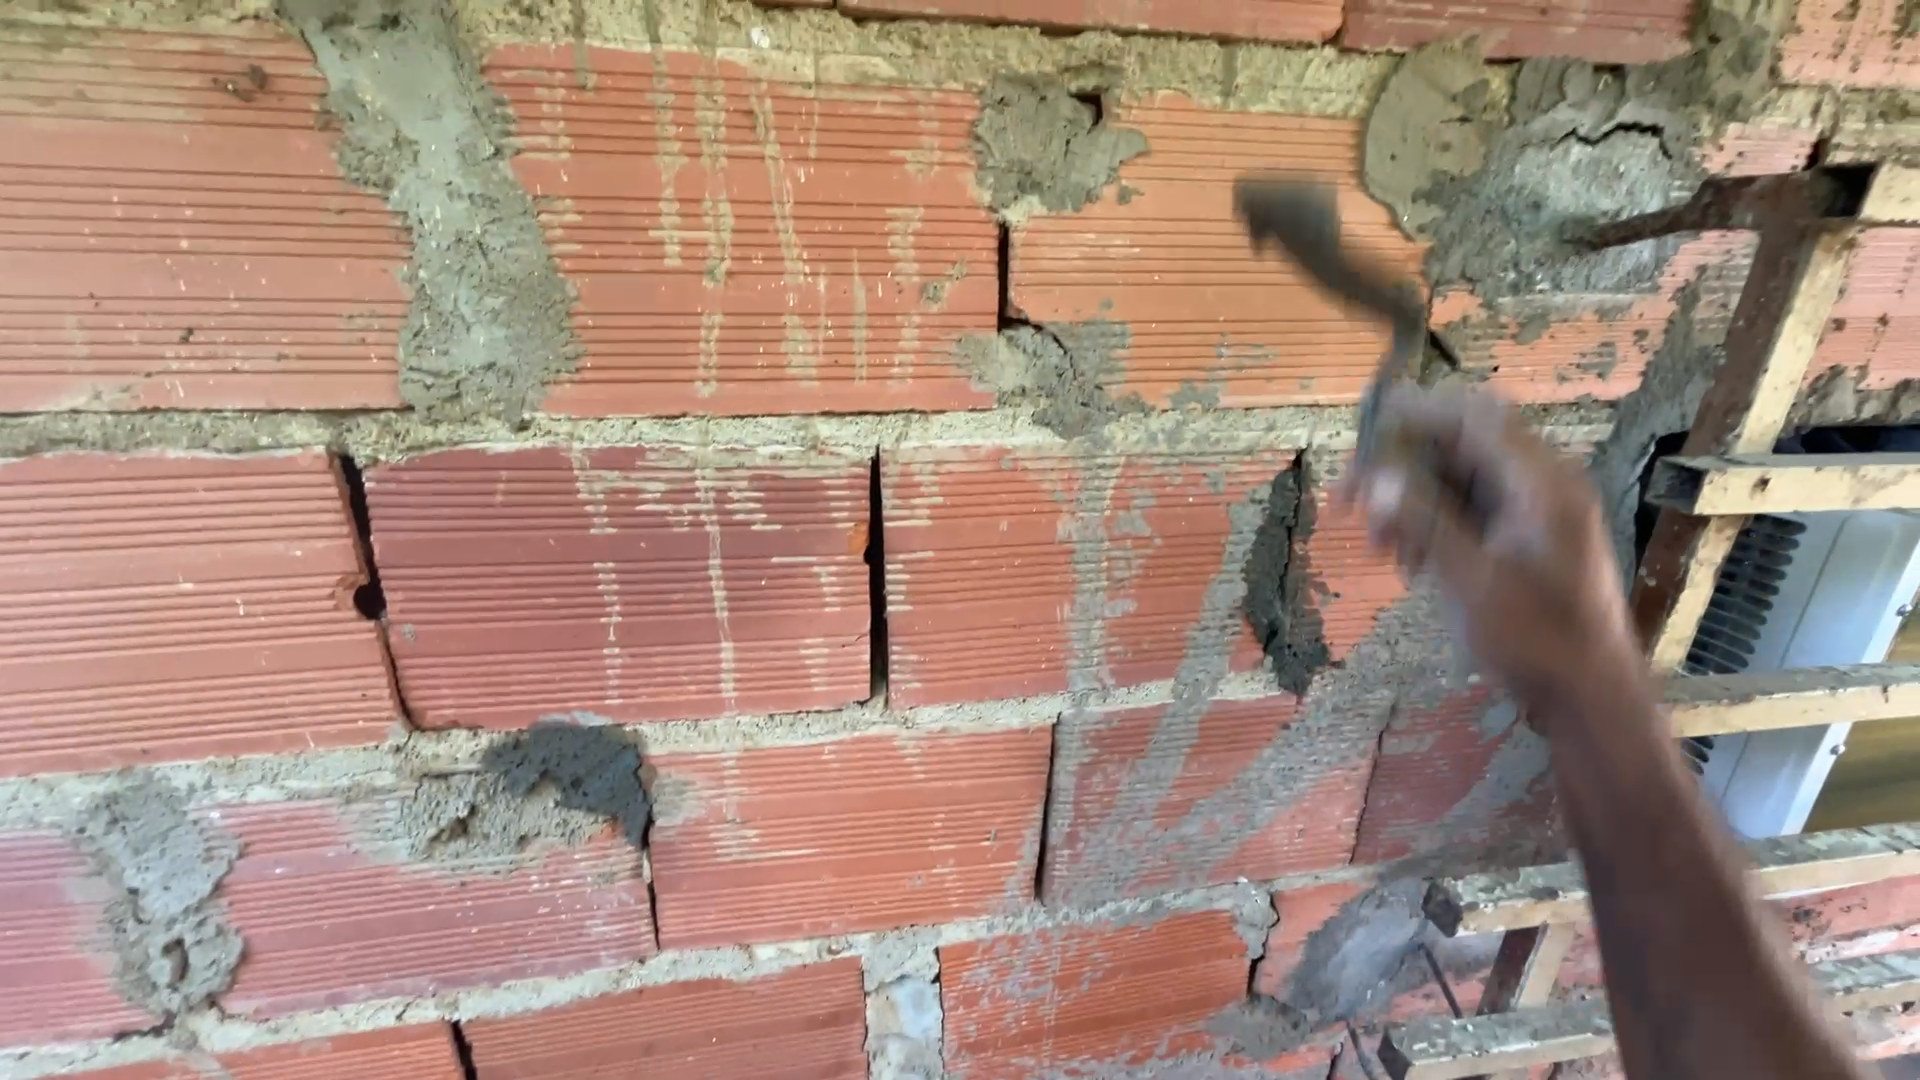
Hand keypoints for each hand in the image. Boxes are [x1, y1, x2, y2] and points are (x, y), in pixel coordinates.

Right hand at [1341, 383, 1643, 723]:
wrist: (1587, 697)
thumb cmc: (1536, 641)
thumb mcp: (1472, 583)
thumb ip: (1425, 525)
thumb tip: (1378, 480)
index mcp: (1540, 486)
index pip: (1475, 420)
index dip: (1418, 414)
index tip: (1365, 429)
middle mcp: (1538, 487)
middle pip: (1460, 446)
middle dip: (1401, 465)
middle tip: (1351, 496)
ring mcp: (1529, 513)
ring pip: (1455, 480)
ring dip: (1408, 500)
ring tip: (1375, 542)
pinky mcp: (1518, 539)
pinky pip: (1463, 511)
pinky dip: (1426, 523)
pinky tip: (1404, 559)